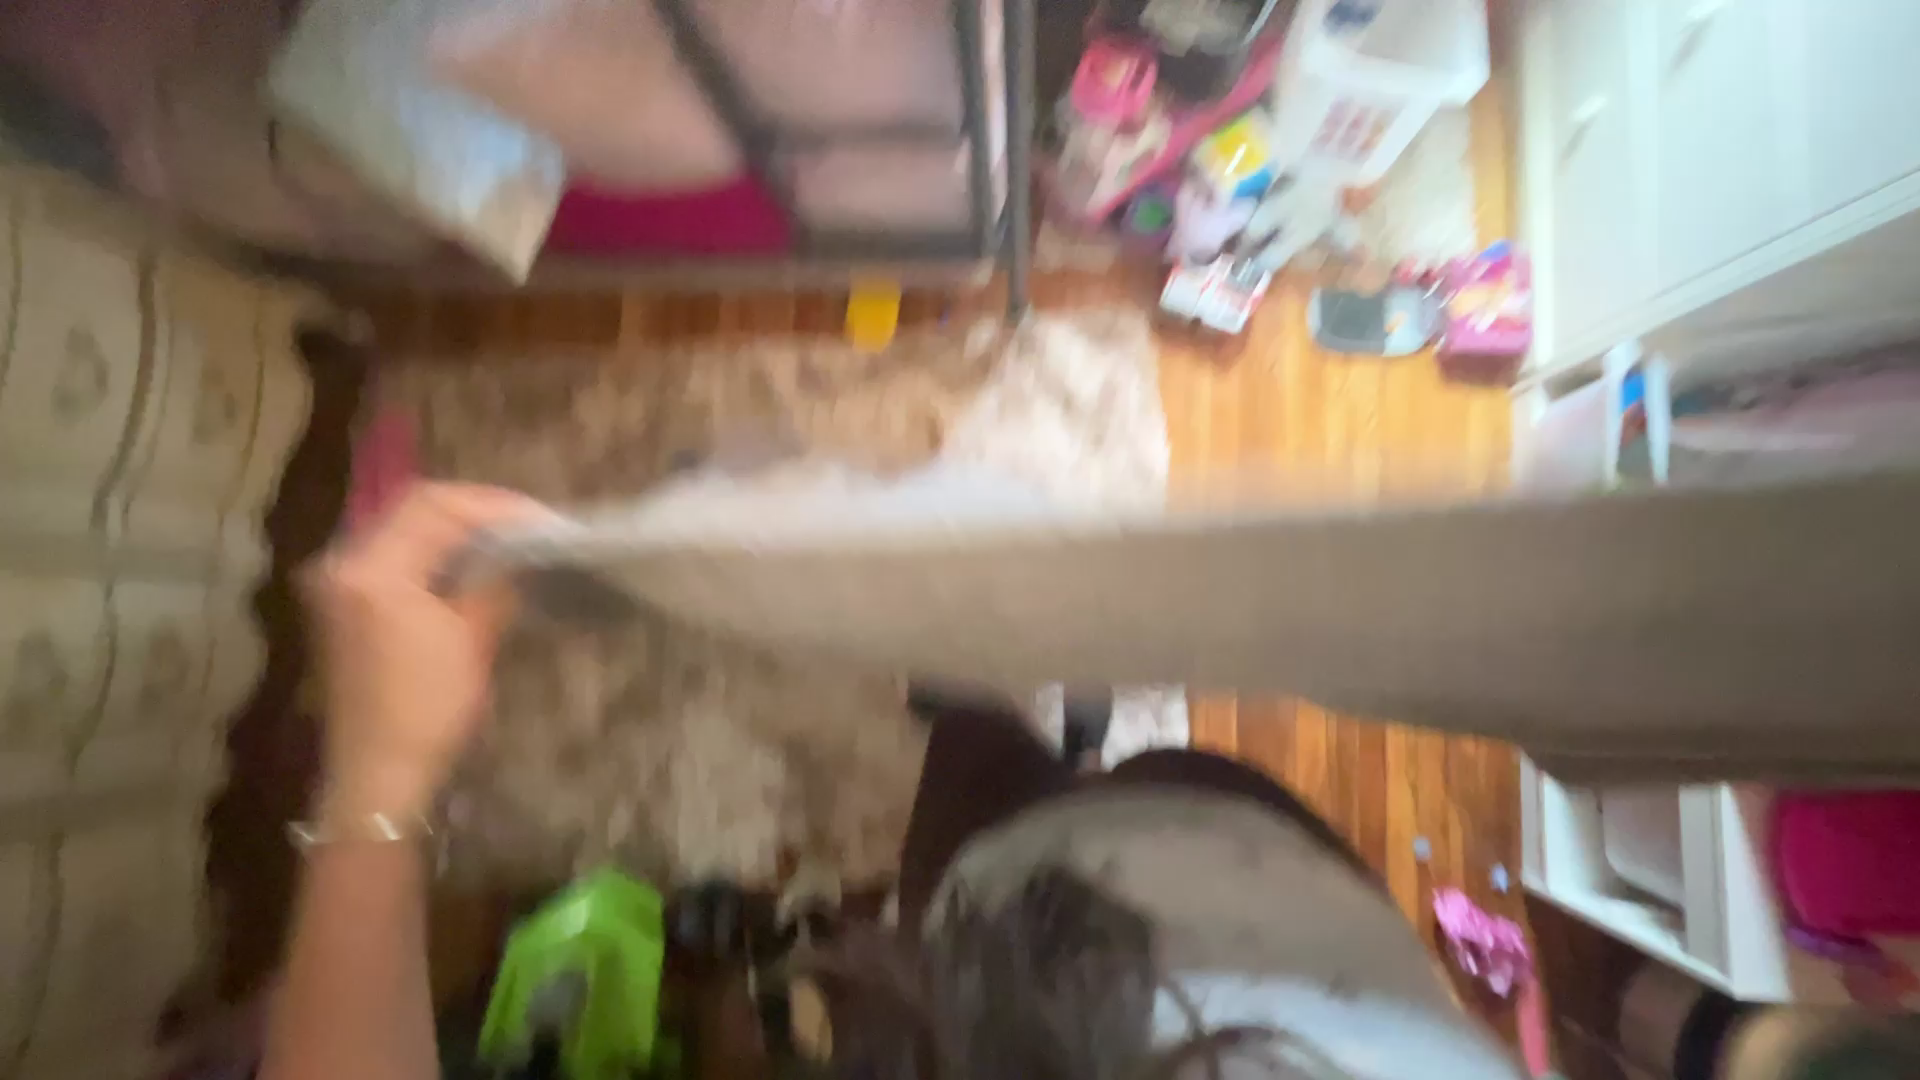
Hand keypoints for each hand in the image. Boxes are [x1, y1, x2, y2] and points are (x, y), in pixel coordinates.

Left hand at [302, 483, 551, 819]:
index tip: (544, 520)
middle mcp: (347, 564)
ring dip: (461, 525)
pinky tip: (477, 560)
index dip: (496, 505)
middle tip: (531, 523)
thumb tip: (525, 554)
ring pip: (408, 526)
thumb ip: (495, 583)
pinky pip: (401, 552)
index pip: (436, 507)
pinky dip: (442, 547)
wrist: (380, 768)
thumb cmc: (429, 706)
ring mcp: (343, 582)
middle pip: (417, 507)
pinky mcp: (350, 600)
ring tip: (513, 536)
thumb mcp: (472, 638)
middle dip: (479, 508)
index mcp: (374, 571)